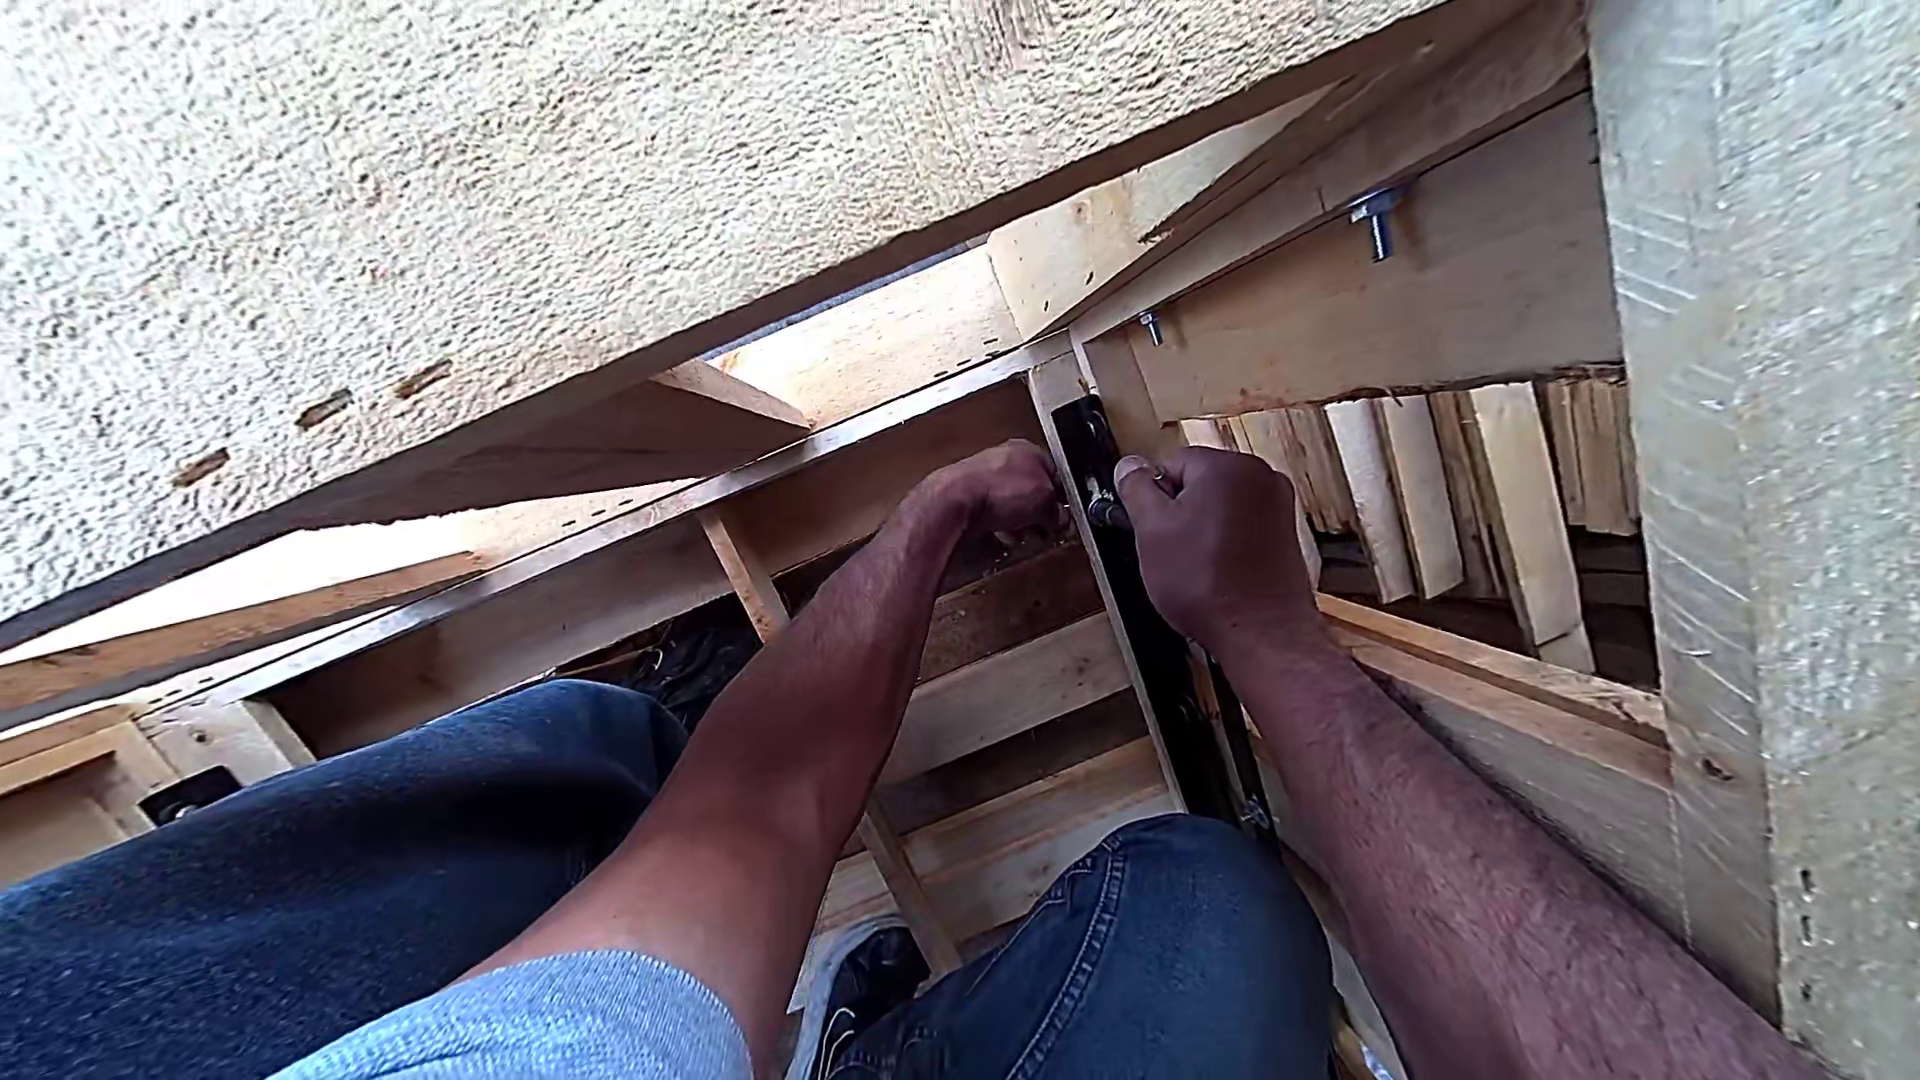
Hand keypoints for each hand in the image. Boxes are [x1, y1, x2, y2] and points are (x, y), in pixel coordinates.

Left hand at [918, 439, 1063, 536]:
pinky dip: (1000, 528)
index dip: (1064, 498)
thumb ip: (1058, 512)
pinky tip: (1003, 535)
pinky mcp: (970, 499)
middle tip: (1046, 529)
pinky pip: (993, 517)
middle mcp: (1004, 461)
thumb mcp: (1045, 502)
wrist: (956, 502)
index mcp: (1027, 450)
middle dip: (1041, 514)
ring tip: (1024, 535)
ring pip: (1013, 507)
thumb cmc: (997, 490)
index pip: (1056, 475)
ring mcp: (985, 480)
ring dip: (1021, 524)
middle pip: (1033, 493)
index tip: (1067, 517)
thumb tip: (1061, 521)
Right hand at [1113, 446, 1322, 653]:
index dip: (1151, 496)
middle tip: (1165, 548)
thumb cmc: (1205, 582)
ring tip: (1190, 565)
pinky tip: (1212, 572)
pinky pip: (1240, 527)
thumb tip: (1129, 466)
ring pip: (1218, 506)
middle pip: (1197, 482)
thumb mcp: (1151, 530)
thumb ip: (1135, 489)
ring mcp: (1278, 507)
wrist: (1259, 634)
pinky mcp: (1285, 536)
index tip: (1147, 525)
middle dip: (1176, 512)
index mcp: (1228, 467)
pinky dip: (1222, 543)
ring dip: (1198, 529)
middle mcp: (1261, 478)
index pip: (1170, 463)